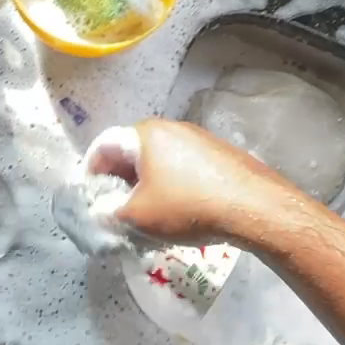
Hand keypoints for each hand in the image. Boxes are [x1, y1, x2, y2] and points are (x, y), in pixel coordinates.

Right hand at [90, 118, 296, 243]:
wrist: (256, 208)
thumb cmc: (188, 206)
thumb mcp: (138, 217)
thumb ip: (109, 214)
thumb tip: (100, 214)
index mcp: (144, 134)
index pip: (102, 146)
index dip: (89, 172)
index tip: (89, 199)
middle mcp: (169, 127)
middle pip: (129, 150)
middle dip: (117, 180)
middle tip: (114, 209)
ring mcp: (196, 137)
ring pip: (156, 158)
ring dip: (144, 183)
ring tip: (145, 213)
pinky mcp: (217, 152)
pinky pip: (180, 164)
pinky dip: (169, 183)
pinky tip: (177, 209)